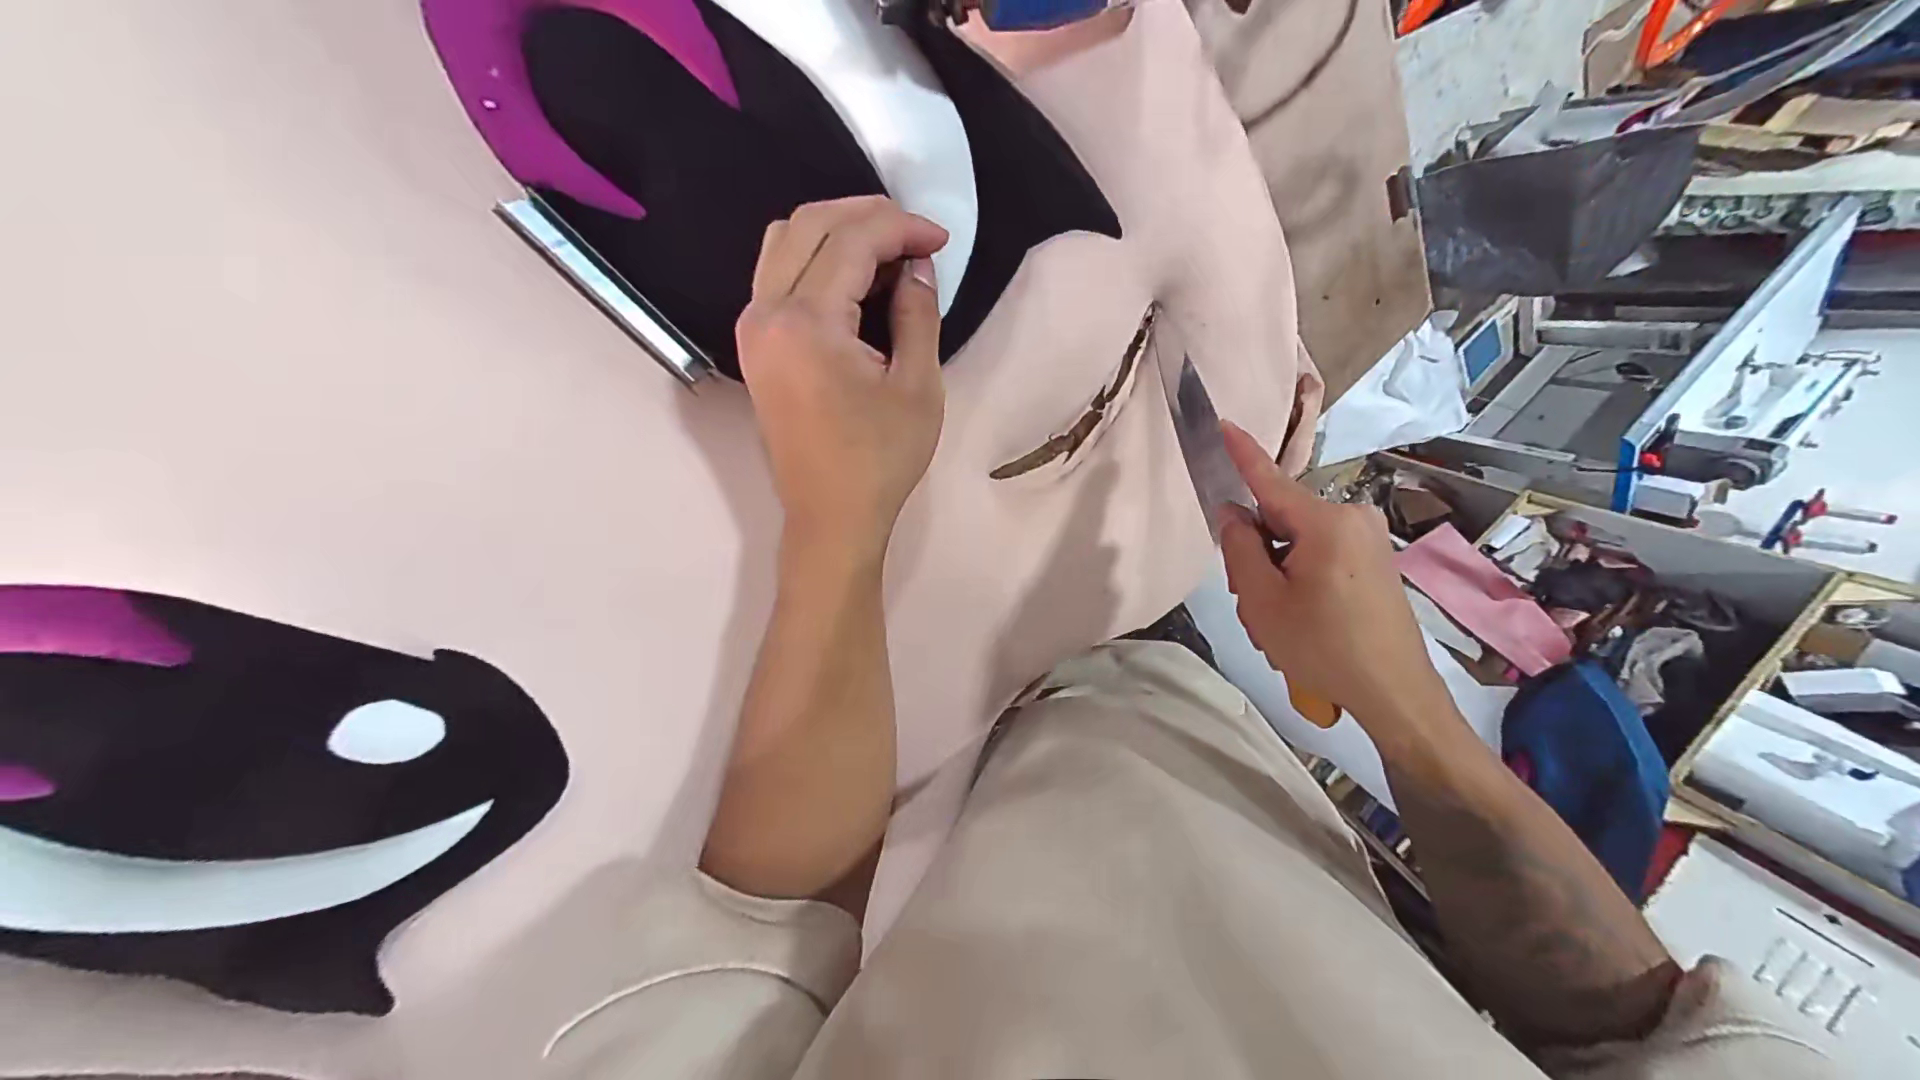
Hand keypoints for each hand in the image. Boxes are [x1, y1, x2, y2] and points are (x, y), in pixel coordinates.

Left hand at [736, 196, 949, 563]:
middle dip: (868, 217)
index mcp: (806, 323)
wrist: (831, 515)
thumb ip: (917, 312)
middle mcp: (765, 313)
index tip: (940, 240)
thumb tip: (917, 266)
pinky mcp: (755, 346)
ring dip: (837, 232)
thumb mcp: (918, 386)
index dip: (901, 227)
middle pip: (810, 225)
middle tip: (916, 237)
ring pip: (785, 242)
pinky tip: (853, 280)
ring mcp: (752, 329)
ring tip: (887, 253)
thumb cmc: (880, 459)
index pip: (851, 240)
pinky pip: (776, 274)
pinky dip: (814, 260)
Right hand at [1217, 421, 1451, 740]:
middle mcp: (1352, 519)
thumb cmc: (1323, 647)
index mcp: (1326, 523)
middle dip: (1256, 552)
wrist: (1396, 694)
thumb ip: (1240, 548)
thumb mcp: (1264, 601)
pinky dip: (1297, 579)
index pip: (1270, 480)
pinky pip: (1317, 555)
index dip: (1242, 454)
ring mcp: (1367, 539)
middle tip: (1253, 602)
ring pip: (1296, 542)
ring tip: (1279, 621)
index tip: (1223, 423)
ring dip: (1275, 573)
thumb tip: (1232, 513)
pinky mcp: (1373, 560)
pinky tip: (1299, 620)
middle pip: (1280, 519)